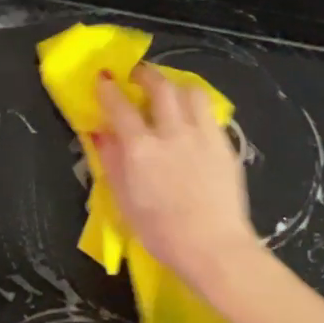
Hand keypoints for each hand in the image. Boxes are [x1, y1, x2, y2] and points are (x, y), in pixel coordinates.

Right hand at [93, 64, 261, 285]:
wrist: (213, 247)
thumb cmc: (160, 231)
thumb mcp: (123, 199)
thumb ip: (111, 161)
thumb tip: (99, 133)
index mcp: (141, 148)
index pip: (119, 105)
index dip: (108, 88)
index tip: (103, 78)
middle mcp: (171, 132)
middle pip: (159, 87)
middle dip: (145, 74)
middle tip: (137, 76)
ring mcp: (202, 136)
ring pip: (191, 92)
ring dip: (176, 86)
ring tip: (169, 93)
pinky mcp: (224, 145)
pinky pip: (209, 113)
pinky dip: (195, 107)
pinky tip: (191, 119)